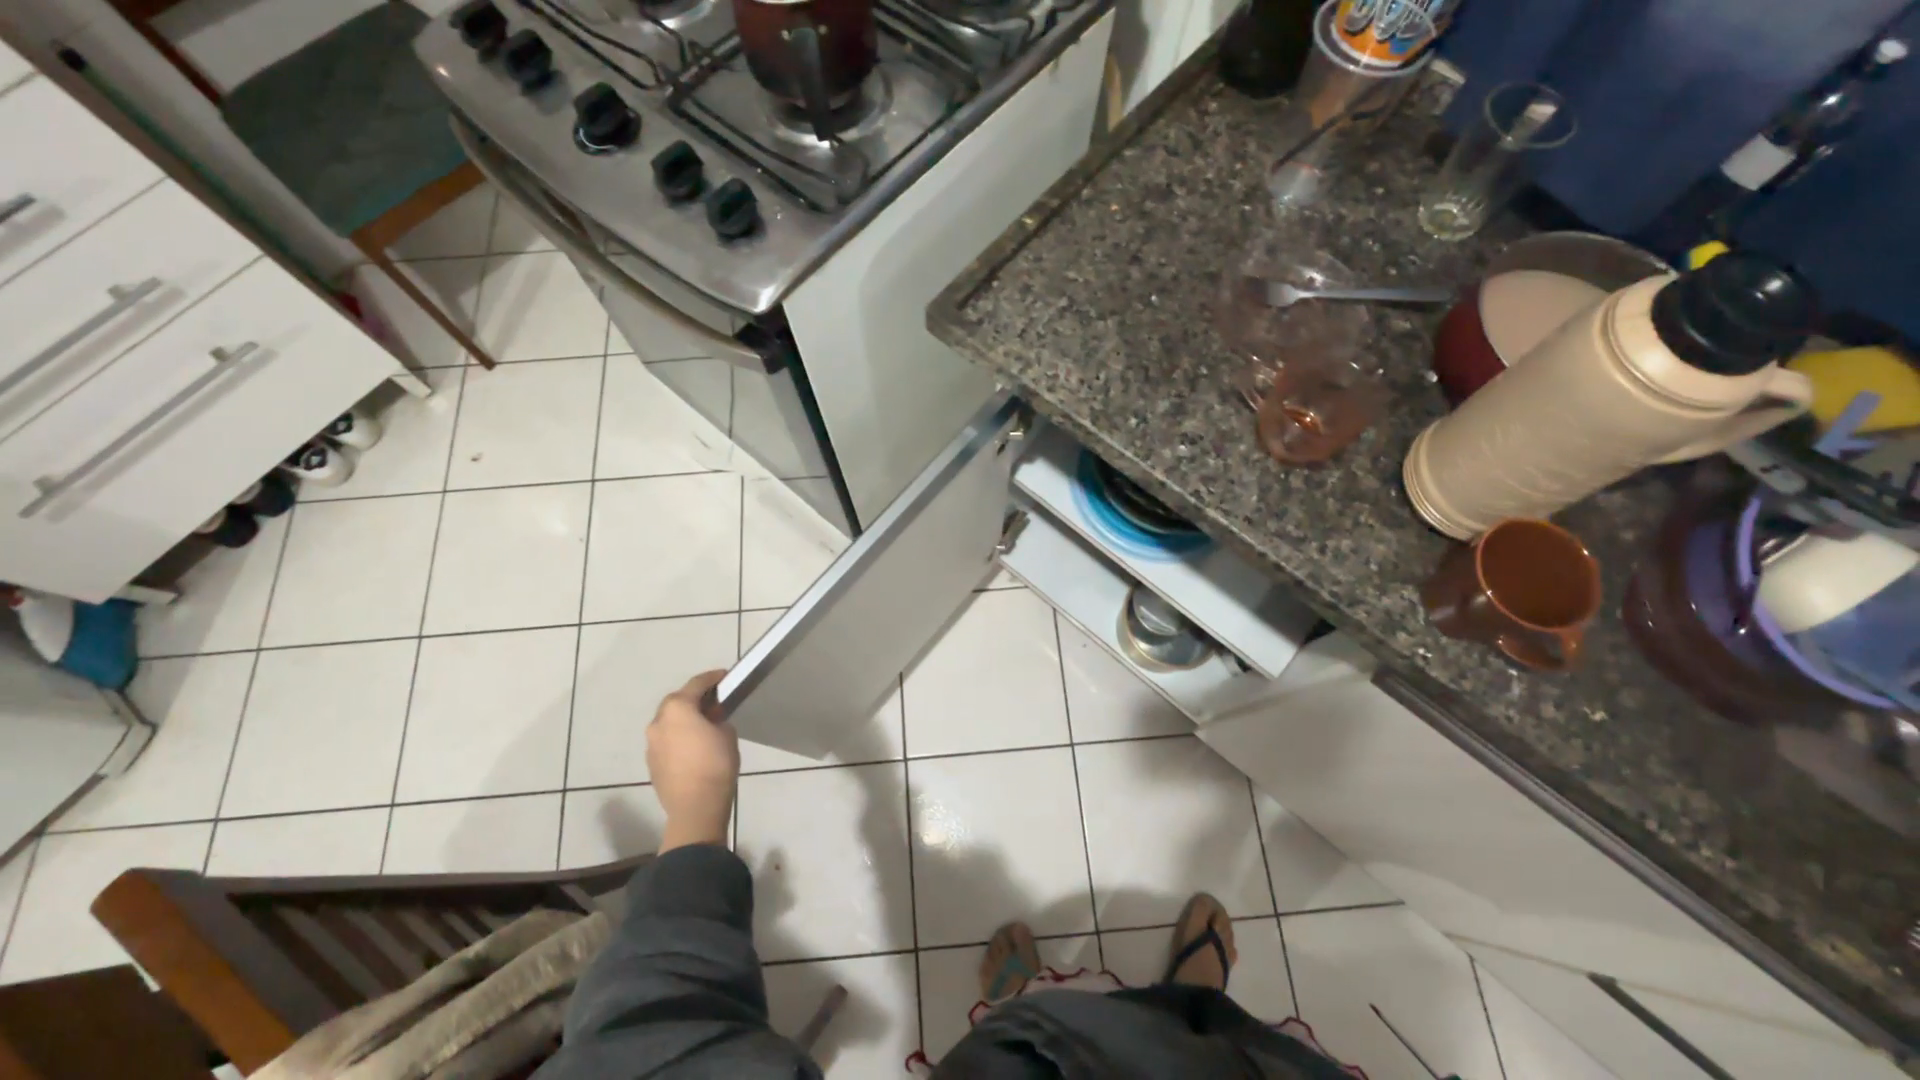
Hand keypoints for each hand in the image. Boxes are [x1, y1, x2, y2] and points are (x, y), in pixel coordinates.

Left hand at [647, 670, 738, 850]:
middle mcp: (658, 721)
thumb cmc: (715, 764)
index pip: (696, 684)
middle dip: (694, 700)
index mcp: (677, 708)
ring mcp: (651, 743)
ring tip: (702, 727)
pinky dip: (678, 739)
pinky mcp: (650, 762)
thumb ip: (718, 720)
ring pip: (669, 723)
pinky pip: (666, 742)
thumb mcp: (727, 734)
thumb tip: (710, 720)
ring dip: (684, 721)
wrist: (695, 807)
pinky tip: (692, 749)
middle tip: (713, 703)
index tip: (724, 676)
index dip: (712, 678)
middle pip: (677, 702)